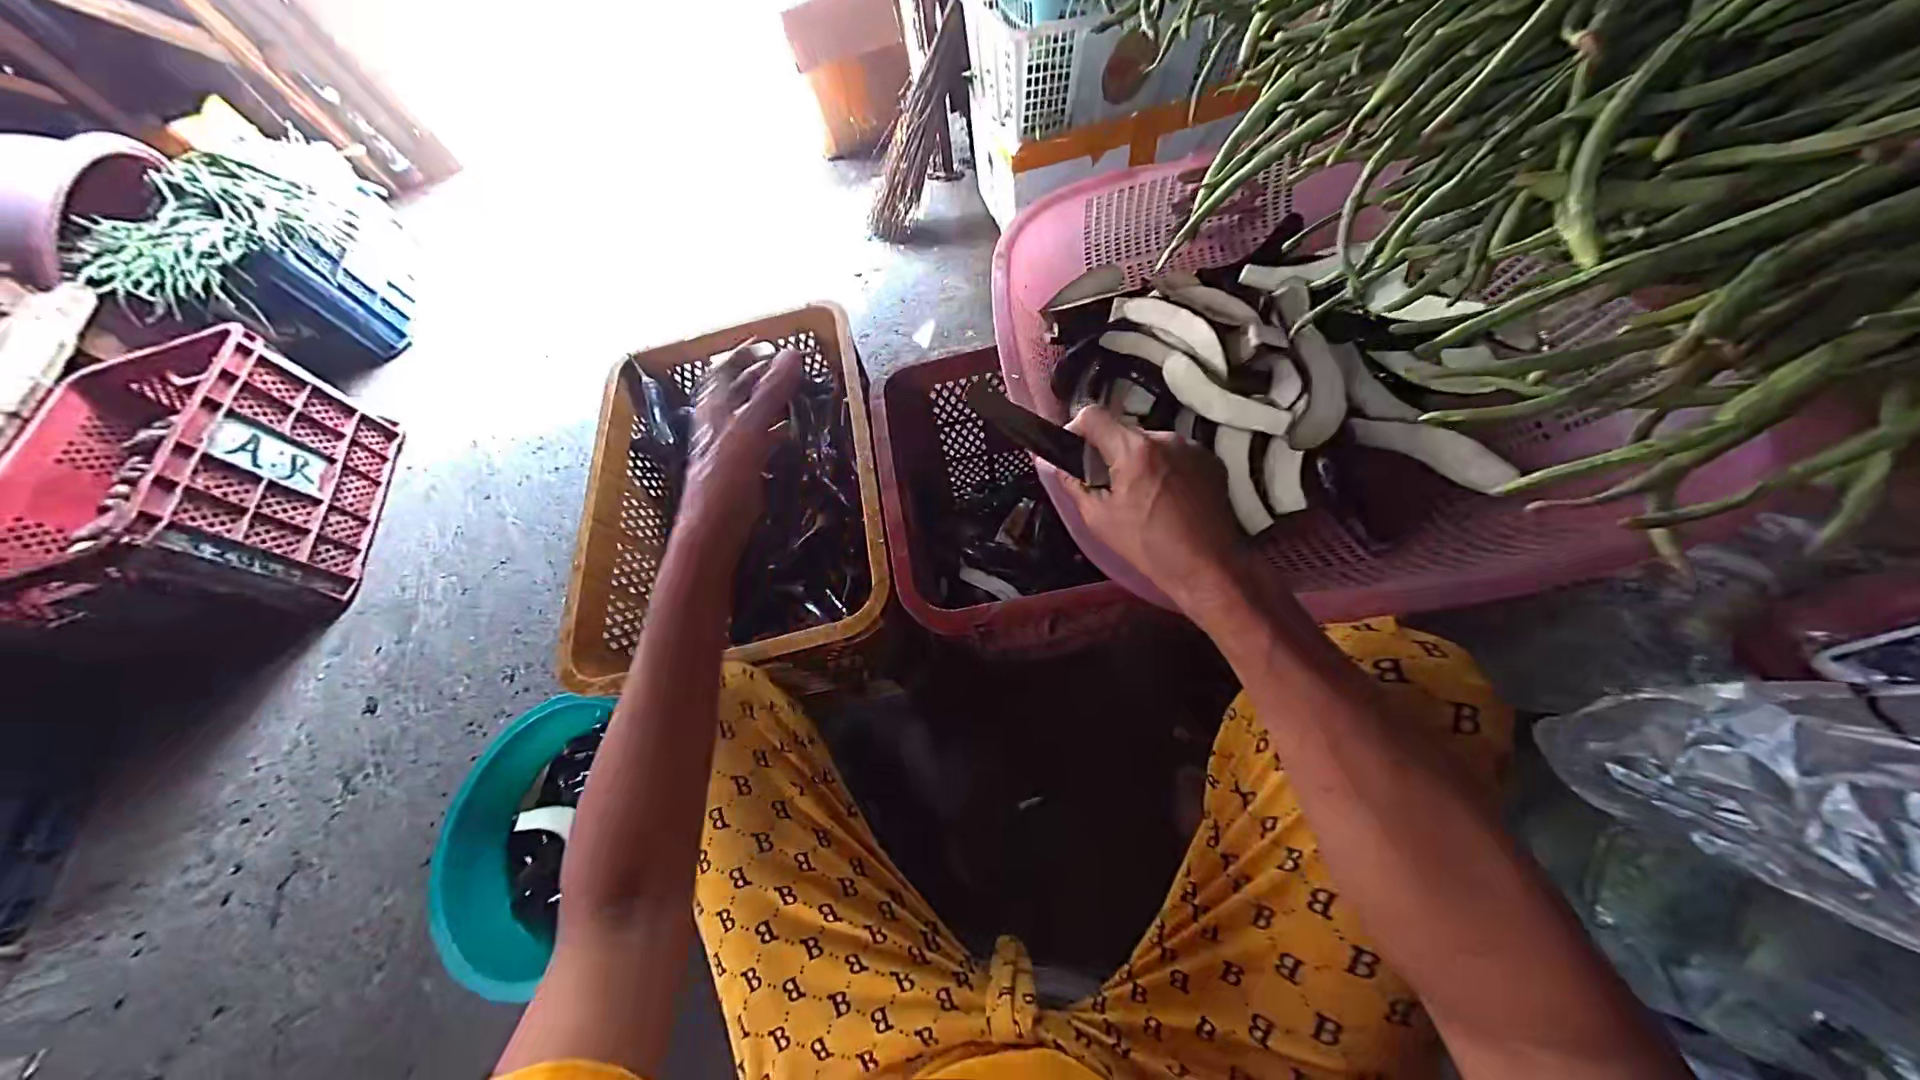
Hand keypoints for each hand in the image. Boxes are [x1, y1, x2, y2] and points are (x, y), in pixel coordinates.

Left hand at [675, 344, 805, 560]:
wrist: (714, 535)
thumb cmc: (724, 482)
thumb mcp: (748, 431)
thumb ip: (770, 393)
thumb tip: (792, 354)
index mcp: (713, 411)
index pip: (723, 372)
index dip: (742, 355)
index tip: (767, 344)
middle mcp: (718, 428)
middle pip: (738, 394)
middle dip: (761, 378)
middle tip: (790, 369)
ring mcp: (729, 452)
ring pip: (751, 419)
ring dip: (772, 406)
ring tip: (799, 397)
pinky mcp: (742, 474)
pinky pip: (761, 443)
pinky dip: (777, 433)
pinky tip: (793, 437)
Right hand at [1039, 406, 1249, 616]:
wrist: (1208, 568)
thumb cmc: (1149, 547)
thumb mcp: (1098, 518)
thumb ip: (1073, 483)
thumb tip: (1053, 462)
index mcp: (1134, 450)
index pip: (1093, 415)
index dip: (1076, 430)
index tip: (1074, 452)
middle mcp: (1166, 438)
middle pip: (1124, 432)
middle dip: (1110, 453)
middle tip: (1107, 487)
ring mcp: (1192, 447)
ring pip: (1150, 444)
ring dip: (1139, 462)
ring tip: (1141, 498)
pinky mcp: (1211, 460)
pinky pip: (1176, 455)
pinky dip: (1165, 469)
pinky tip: (1167, 500)